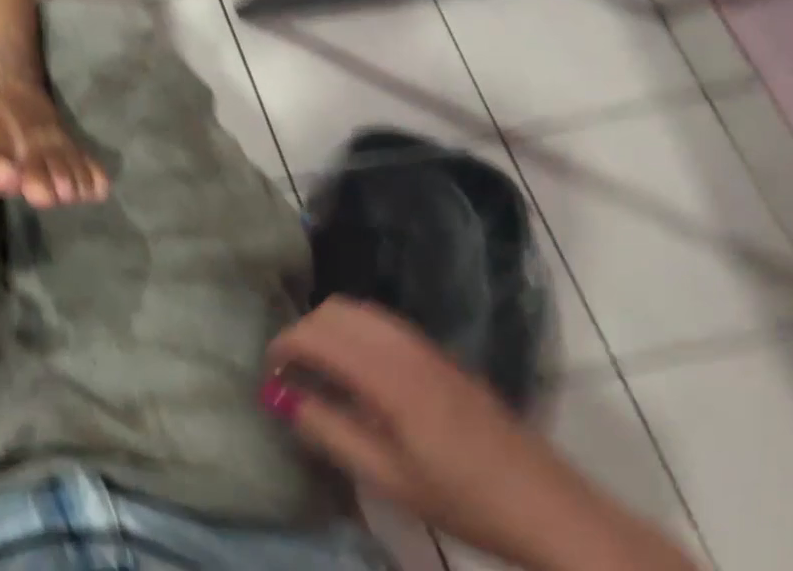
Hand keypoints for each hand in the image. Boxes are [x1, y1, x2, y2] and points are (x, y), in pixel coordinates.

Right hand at [264, 299, 597, 567]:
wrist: (555, 514)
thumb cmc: (464, 499)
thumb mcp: (385, 476)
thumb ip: (327, 430)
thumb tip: (281, 396)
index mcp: (390, 376)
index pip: (316, 334)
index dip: (282, 348)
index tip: (271, 379)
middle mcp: (408, 350)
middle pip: (336, 311)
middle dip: (302, 333)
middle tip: (292, 373)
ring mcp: (431, 351)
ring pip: (361, 312)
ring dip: (330, 331)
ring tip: (321, 373)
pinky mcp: (445, 362)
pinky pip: (384, 326)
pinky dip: (356, 336)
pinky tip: (359, 377)